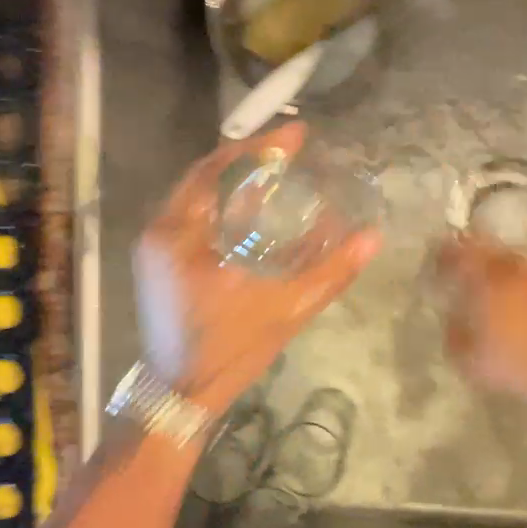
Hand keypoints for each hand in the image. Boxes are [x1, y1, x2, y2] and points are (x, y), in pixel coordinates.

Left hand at [134, 123, 380, 410]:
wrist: (178, 395)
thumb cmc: (229, 351)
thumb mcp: (286, 310)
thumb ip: (331, 272)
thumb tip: (372, 237)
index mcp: (182, 234)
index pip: (222, 169)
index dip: (263, 147)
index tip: (298, 133)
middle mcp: (161, 230)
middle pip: (207, 174)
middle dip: (250, 157)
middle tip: (289, 148)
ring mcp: (155, 245)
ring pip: (197, 192)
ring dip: (235, 177)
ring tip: (275, 168)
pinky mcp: (157, 259)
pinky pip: (192, 212)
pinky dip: (222, 200)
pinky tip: (251, 204)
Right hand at [433, 234, 526, 413]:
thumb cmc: (525, 365)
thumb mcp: (474, 362)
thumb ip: (455, 337)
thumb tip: (451, 323)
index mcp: (489, 278)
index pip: (458, 253)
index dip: (443, 255)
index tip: (435, 262)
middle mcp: (518, 268)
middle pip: (489, 252)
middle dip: (473, 260)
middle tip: (463, 274)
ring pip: (517, 266)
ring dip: (502, 275)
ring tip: (495, 296)